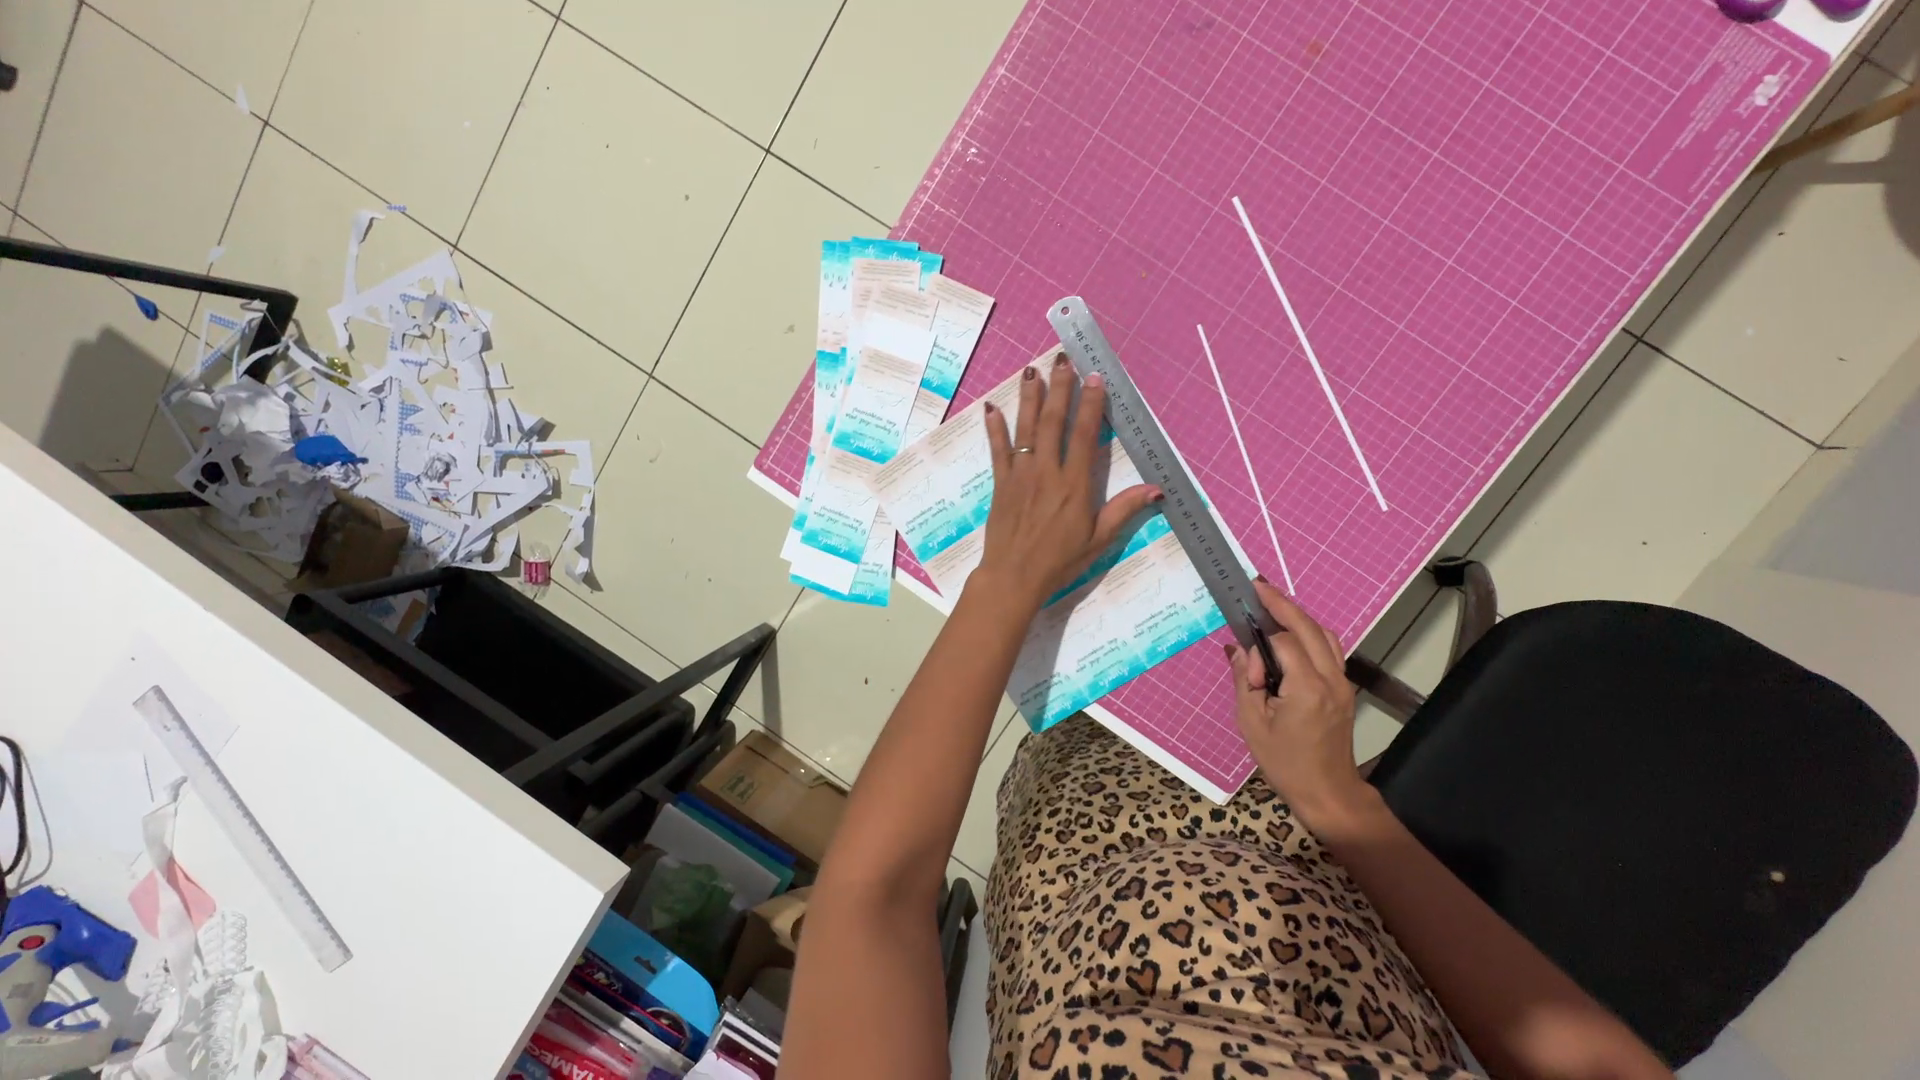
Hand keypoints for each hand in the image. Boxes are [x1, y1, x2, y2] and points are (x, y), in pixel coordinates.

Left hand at [975, 353, 1160, 608]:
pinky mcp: (1001, 484)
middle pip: (1053, 422)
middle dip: (1059, 388)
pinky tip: (991, 408)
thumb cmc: (1060, 561)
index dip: (1090, 404)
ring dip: (1029, 397)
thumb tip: (1156, 488)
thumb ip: (1124, 510)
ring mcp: (1020, 475)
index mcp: (1074, 484)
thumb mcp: (1098, 539)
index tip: (1094, 377)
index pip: (1084, 435)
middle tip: (1062, 360)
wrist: (1014, 577)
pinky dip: (994, 428)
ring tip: (1031, 370)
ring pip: (1025, 428)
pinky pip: (997, 450)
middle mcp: (1047, 472)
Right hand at [1225, 580, 1369, 828]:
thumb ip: (1244, 680)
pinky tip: (1293, 634)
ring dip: (1299, 616)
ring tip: (1273, 604)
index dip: (1260, 647)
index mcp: (1307, 687)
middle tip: (1257, 585)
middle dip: (1282, 604)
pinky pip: (1329, 650)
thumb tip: (1238, 649)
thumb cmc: (1284, 762)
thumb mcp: (1252, 723)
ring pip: (1324, 635)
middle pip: (1308, 628)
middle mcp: (1330, 678)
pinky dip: (1311, 634)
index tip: (1245, 663)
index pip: (1283, 643)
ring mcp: (1342, 682)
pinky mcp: (1343, 688)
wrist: (1326, 791)